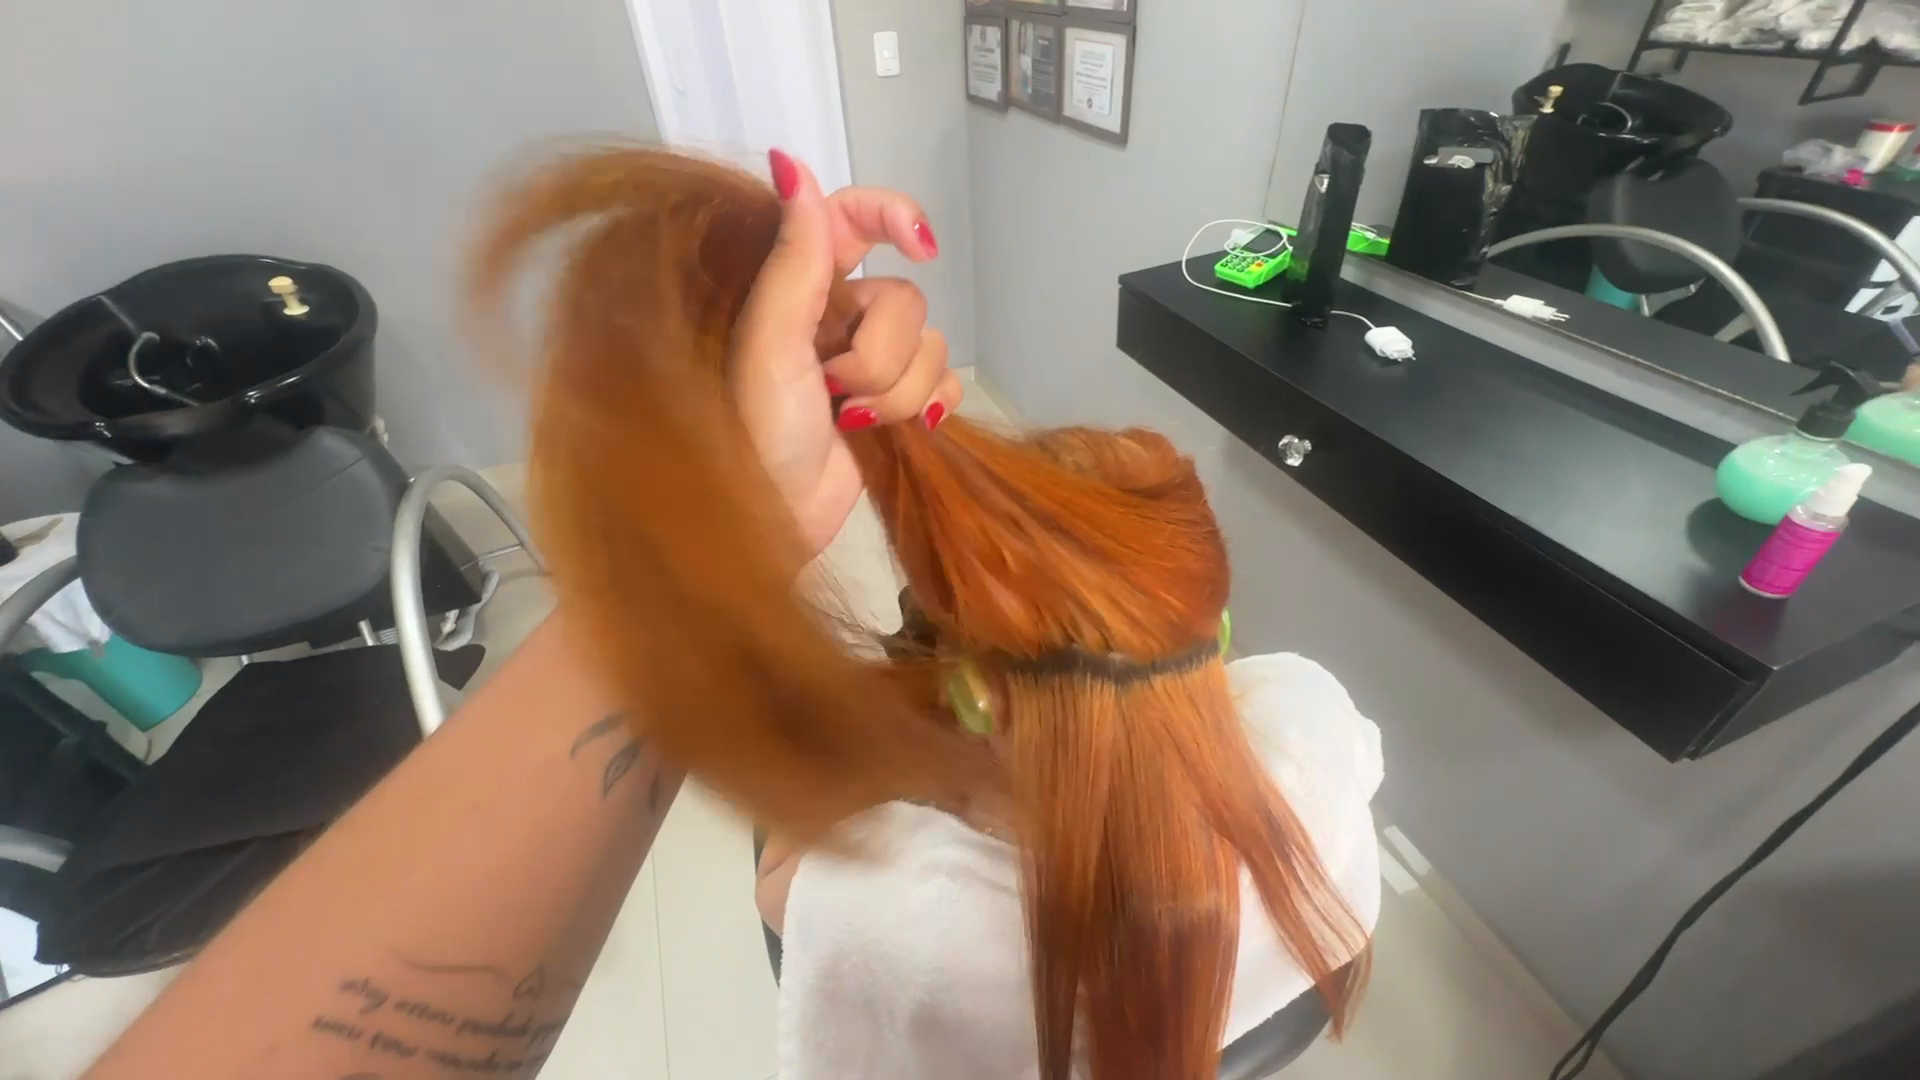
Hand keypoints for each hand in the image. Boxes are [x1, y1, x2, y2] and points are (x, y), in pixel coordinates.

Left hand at [731, 149, 961, 554]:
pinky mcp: (899, 403)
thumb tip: (792, 161)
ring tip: (849, 421)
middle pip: (907, 302)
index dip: (896, 217)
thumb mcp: (769, 342)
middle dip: (877, 355)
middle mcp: (842, 314)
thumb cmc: (757, 429)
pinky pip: (945, 382)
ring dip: (896, 393)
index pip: (856, 217)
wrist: (774, 515)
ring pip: (929, 347)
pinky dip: (933, 405)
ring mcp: (873, 361)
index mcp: (802, 286)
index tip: (922, 247)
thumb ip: (793, 258)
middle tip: (830, 389)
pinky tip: (909, 428)